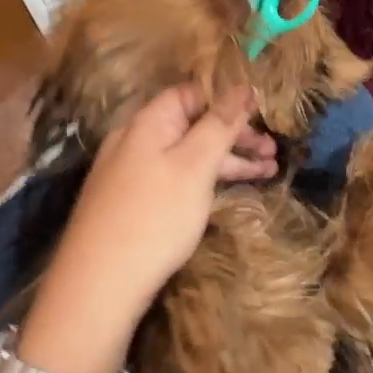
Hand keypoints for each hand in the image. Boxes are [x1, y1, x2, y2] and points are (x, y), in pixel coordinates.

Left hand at [18, 84, 277, 372]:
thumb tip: (244, 85)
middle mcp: (136, 140)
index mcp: (149, 123)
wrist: (99, 287)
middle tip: (273, 150)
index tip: (264, 112)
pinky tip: (231, 190)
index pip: (193, 93)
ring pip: (189, 153)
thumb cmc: (155, 217)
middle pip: (193, 123)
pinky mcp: (134, 201)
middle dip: (236, 134)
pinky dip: (207, 179)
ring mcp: (132, 172)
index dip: (228, 98)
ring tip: (269, 171)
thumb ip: (221, 123)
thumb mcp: (196, 165)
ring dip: (229, 159)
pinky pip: (178, 176)